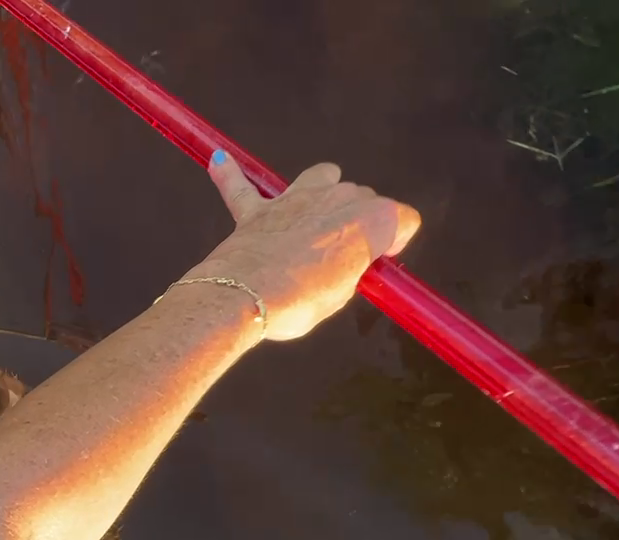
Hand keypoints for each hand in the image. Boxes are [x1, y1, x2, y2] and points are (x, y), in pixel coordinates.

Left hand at [188, 153, 420, 340]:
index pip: (401, 221)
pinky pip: (240, 188)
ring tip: (311, 213)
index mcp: (375, 218)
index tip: (379, 259)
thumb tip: (334, 267)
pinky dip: (229, 175)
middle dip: (350, 224)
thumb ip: (344, 271)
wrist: (243, 300)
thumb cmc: (298, 302)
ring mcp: (295, 200)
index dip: (392, 242)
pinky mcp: (253, 214)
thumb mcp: (339, 295)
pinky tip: (218, 159)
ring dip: (319, 191)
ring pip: (319, 177)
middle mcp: (340, 198)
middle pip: (358, 201)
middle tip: (333, 259)